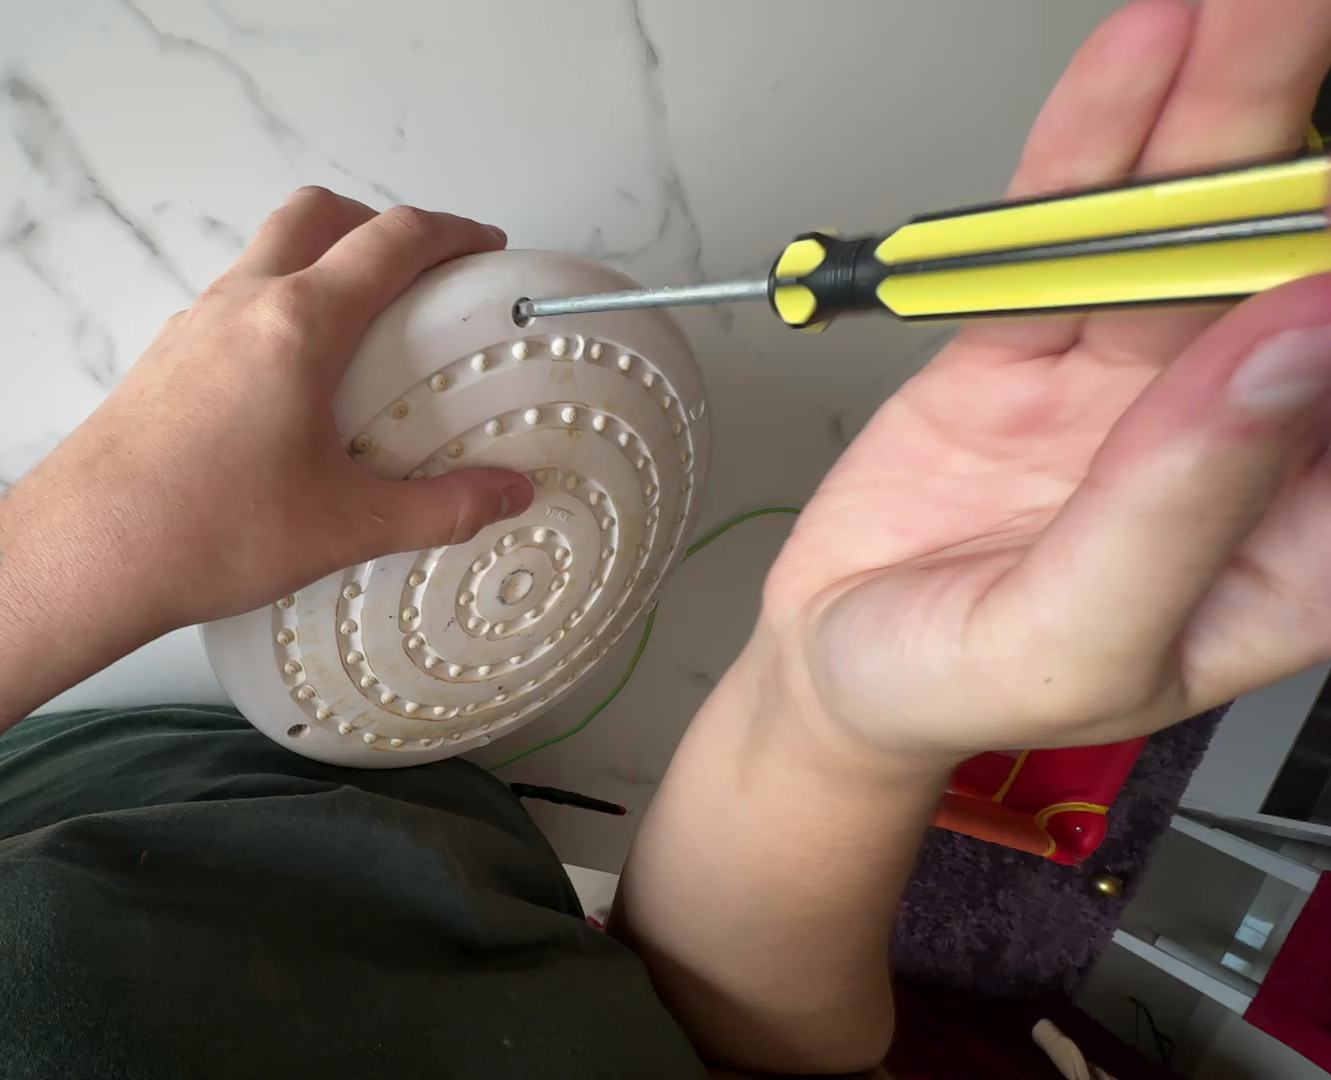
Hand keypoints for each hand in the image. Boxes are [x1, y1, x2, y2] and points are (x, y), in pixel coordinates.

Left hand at [24, 187, 532, 631]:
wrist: (83, 557)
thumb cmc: (210, 532)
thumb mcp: (345, 526)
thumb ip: (439, 509)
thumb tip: (509, 496)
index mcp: (297, 325)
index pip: (391, 241)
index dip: (451, 234)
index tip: (483, 250)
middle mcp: (240, 305)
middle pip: (317, 215)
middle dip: (379, 225)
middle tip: (419, 277)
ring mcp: (192, 327)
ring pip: (268, 254)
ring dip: (321, 262)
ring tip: (358, 331)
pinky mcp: (163, 359)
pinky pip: (232, 302)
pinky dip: (277, 307)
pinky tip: (288, 382)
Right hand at [759, 0, 1330, 764]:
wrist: (824, 661)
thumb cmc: (945, 684)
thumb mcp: (1068, 639)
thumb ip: (1176, 507)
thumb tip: (1294, 342)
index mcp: (1299, 540)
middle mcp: (1226, 443)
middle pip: (1291, 281)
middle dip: (1300, 165)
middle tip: (1301, 28)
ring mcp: (1113, 394)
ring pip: (1171, 243)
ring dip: (1202, 127)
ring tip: (1231, 13)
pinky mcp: (1013, 366)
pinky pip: (1046, 264)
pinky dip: (1074, 177)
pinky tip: (1122, 76)